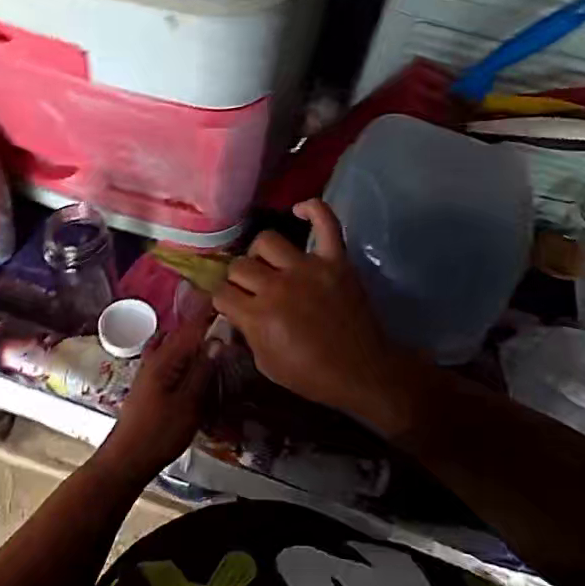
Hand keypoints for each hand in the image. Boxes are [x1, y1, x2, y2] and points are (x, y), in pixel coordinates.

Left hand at [93, 306, 216, 481]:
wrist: (127, 458)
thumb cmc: (160, 432)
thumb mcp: (188, 402)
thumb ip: (202, 370)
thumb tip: (218, 339)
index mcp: (165, 359)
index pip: (190, 327)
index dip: (206, 310)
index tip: (223, 293)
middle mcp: (156, 358)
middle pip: (182, 332)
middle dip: (201, 320)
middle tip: (225, 312)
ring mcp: (151, 370)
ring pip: (175, 345)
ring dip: (193, 336)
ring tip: (214, 331)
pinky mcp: (151, 383)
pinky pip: (171, 357)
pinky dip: (184, 352)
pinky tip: (194, 359)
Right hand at [213, 200, 409, 428]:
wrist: (362, 372)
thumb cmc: (311, 375)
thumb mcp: (265, 365)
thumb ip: (245, 334)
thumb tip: (233, 314)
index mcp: (258, 316)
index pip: (221, 293)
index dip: (222, 300)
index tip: (230, 305)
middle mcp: (278, 286)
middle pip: (240, 266)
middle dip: (238, 280)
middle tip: (250, 290)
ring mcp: (308, 268)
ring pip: (267, 241)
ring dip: (262, 254)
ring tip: (270, 265)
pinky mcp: (336, 260)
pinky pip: (325, 222)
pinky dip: (312, 210)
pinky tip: (299, 210)